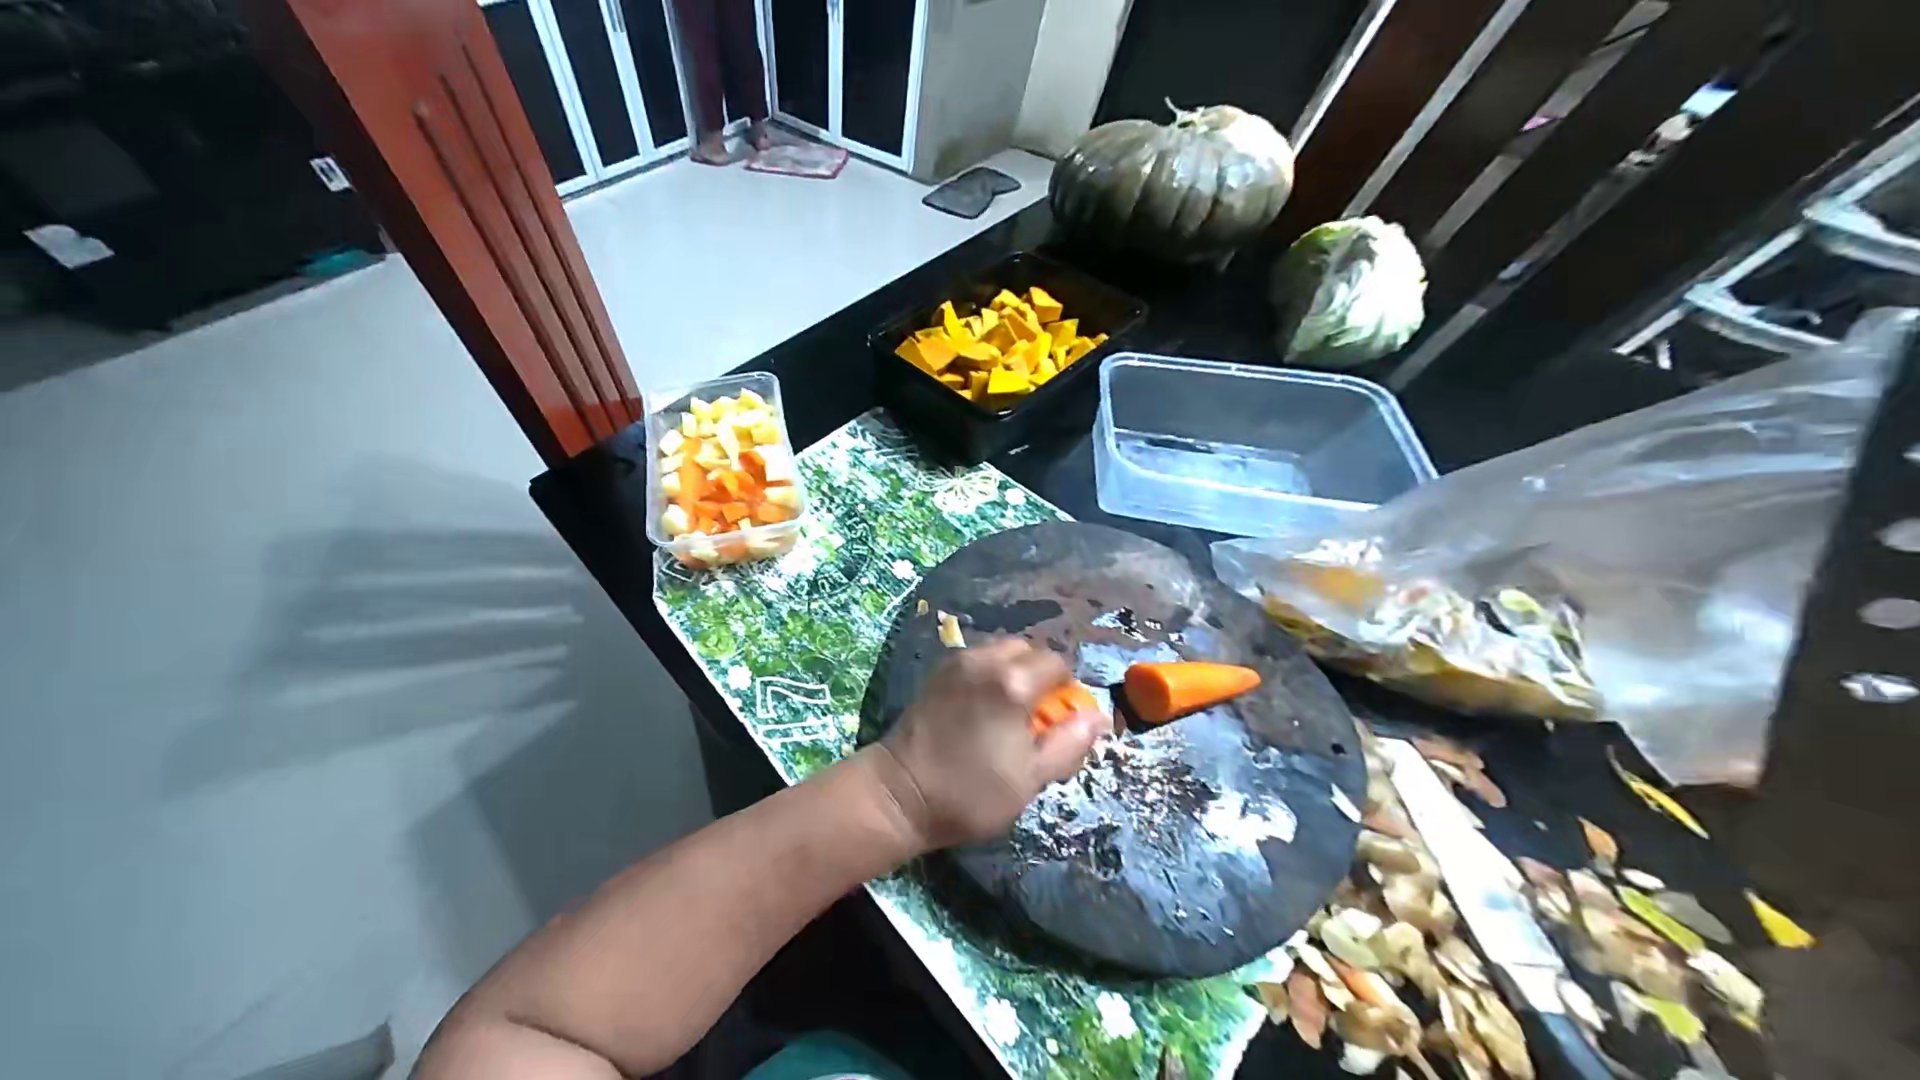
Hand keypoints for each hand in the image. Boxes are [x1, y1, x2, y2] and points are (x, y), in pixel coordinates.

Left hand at [867, 638, 1108, 851]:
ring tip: (1009, 708)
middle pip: (1028, 649)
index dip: (1066, 688)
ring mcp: (957, 663)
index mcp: (1014, 684)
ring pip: (1001, 650)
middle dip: (1040, 673)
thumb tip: (1097, 716)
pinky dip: (990, 672)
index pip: (1057, 663)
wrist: (901, 793)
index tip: (1059, 717)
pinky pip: (977, 658)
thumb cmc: (970, 792)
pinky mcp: (938, 672)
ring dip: (1014, 669)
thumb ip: (1070, 742)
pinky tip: (983, 705)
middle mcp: (986, 661)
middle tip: (1036, 711)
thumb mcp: (1032, 778)